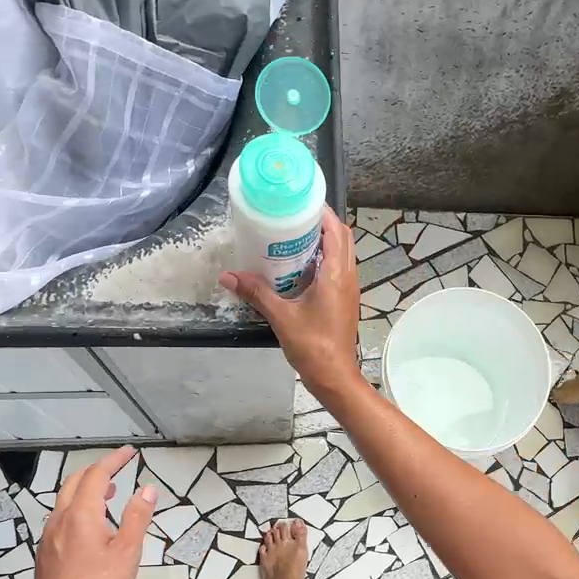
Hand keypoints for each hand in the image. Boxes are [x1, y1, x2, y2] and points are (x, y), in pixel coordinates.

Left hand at [27, 446, 155, 578]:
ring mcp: (48, 539)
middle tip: (119, 467)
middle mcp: (59, 522)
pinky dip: (78, 509)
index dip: (114, 460)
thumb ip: (136, 518)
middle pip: (74, 483)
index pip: (96, 476)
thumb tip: (147, 489)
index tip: (130, 452)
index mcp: (80, 516)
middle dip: (97, 470)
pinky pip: (61, 520)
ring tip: (109, 493)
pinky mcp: (46, 556)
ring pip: (65, 502)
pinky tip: (93, 527)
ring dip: (86, 490)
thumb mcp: (127, 553)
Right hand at [219, 206, 360, 396]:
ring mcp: (350, 290)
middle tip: (294, 217)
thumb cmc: (313, 346)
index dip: (322, 212)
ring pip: (343, 254)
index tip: (301, 202)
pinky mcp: (346, 301)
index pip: (336, 231)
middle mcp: (348, 277)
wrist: (335, 376)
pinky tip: (301, 266)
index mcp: (336, 275)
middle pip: (343, 238)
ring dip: (325, 241)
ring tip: (295, 236)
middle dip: (322, 223)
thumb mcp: (281, 317)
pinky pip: (339, 269)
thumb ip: (256, 293)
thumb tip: (228, 276)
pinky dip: (325, 260)